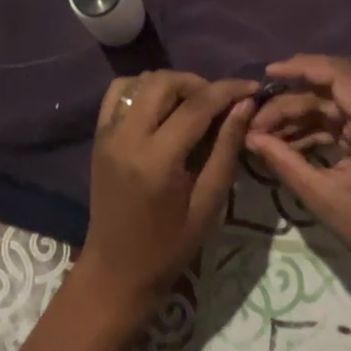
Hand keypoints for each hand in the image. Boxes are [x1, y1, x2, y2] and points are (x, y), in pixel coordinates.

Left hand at [80, 71, 257, 300]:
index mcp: (157, 160)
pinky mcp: (98, 135)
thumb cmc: (169, 246)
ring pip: (140, 81)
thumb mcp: (208, 204)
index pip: (196, 105)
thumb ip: (226, 149)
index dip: (228, 90)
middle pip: (165, 82)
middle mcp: (127, 137)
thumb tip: (245, 106)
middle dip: (198, 83)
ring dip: (171, 83)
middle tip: (220, 101)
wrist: (116, 270)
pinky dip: (142, 88)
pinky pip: (117, 92)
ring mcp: (108, 133)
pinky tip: (160, 106)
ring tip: (191, 104)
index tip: (251, 87)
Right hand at [245, 55, 350, 281]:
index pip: (338, 74)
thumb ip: (286, 162)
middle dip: (291, 101)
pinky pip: (342, 123)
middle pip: (331, 90)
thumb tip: (250, 137)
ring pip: (333, 106)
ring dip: (299, 117)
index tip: (268, 73)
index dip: (301, 67)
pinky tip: (286, 145)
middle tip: (256, 121)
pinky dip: (315, 131)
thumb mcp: (325, 199)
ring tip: (264, 135)